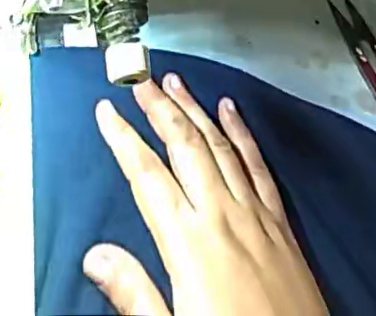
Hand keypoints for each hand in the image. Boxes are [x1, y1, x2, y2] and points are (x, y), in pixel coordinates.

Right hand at [87, 72, 328, 315]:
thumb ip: (134, 294)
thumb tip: (96, 256)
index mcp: (190, 244)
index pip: (147, 177)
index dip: (124, 139)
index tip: (108, 111)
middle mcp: (222, 216)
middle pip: (185, 147)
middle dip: (161, 108)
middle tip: (141, 80)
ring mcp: (254, 214)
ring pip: (219, 145)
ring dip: (196, 110)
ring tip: (176, 83)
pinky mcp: (280, 222)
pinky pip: (257, 164)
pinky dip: (242, 133)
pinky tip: (231, 111)